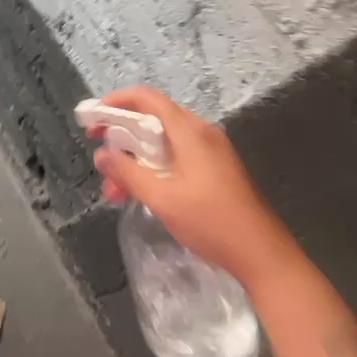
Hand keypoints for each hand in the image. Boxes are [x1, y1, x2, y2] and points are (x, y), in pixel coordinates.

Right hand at [88, 87, 298, 286]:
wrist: (265, 257)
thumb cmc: (212, 222)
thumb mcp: (162, 198)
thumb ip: (127, 173)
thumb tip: (101, 154)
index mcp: (190, 132)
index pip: (147, 98)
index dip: (116, 102)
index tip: (92, 119)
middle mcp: (201, 134)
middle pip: (153, 119)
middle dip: (121, 136)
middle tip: (99, 155)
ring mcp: (211, 153)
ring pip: (162, 143)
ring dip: (135, 160)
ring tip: (114, 190)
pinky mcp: (215, 171)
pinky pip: (176, 158)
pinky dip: (153, 169)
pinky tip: (139, 194)